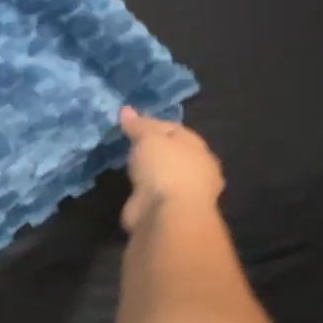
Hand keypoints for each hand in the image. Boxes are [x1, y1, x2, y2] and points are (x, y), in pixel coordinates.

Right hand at [118, 107, 224, 231]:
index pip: (176, 130)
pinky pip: (151, 188)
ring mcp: (182, 191)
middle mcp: (196, 170)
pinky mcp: (167, 207)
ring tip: (123, 160)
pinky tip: (127, 180)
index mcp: (199, 151)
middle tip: (125, 140)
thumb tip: (126, 109)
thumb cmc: (165, 168)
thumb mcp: (150, 138)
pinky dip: (141, 183)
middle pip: (170, 151)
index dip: (153, 124)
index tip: (129, 123)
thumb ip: (139, 124)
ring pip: (161, 171)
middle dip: (151, 146)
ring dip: (146, 167)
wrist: (167, 213)